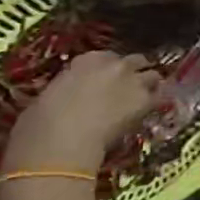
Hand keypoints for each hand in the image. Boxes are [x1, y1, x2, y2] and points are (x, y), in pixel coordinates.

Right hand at [2, 51, 161, 173]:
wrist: (61, 143)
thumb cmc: (41, 124)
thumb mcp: (49, 95)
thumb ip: (69, 87)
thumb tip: (72, 95)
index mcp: (86, 60)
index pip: (105, 57)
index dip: (107, 70)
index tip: (104, 81)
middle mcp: (114, 64)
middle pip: (134, 61)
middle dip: (132, 72)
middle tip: (127, 89)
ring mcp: (133, 80)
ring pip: (152, 75)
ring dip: (148, 85)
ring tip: (143, 99)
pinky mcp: (146, 100)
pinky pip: (158, 97)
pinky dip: (155, 102)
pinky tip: (148, 113)